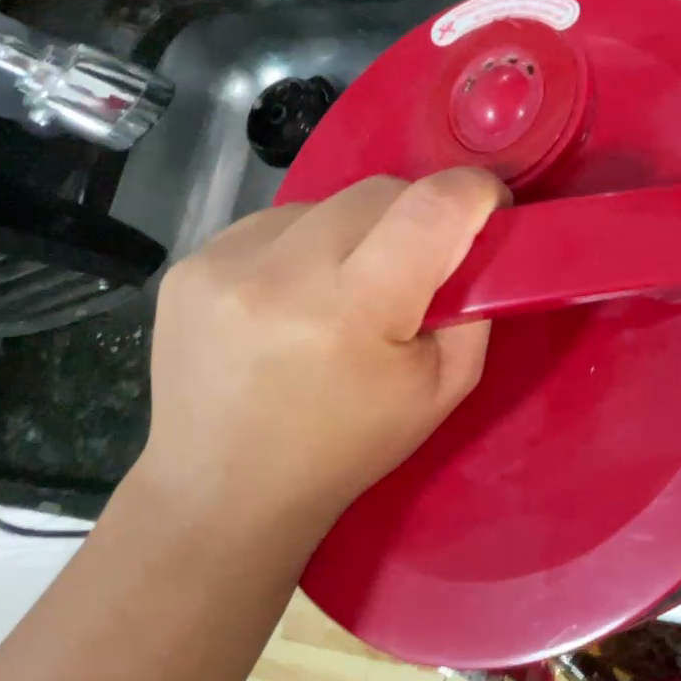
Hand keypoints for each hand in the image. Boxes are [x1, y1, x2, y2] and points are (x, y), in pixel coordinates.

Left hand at [140, 168, 507, 532]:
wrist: (225, 489)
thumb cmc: (354, 442)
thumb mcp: (449, 385)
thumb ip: (474, 307)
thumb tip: (480, 244)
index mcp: (354, 310)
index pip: (431, 206)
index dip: (476, 190)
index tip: (494, 205)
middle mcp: (281, 273)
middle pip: (383, 190)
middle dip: (422, 210)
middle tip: (430, 254)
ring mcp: (223, 263)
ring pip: (331, 200)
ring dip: (364, 226)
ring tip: (357, 279)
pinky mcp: (186, 262)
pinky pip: (280, 219)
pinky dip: (311, 239)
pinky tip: (305, 289)